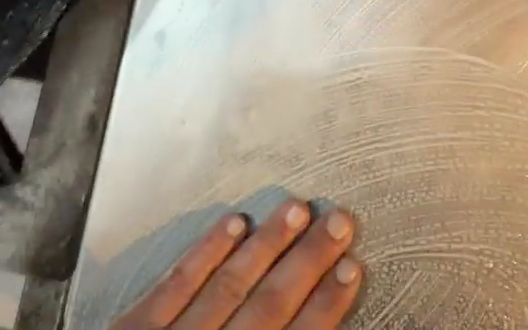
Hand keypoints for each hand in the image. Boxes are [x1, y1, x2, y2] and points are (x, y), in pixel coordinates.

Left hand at [112, 199, 361, 329]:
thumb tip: (304, 327)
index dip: (326, 306)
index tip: (352, 268)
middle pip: (268, 308)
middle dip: (308, 263)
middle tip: (338, 222)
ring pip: (227, 288)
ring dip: (266, 246)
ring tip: (296, 210)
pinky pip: (174, 286)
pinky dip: (206, 253)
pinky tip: (233, 223)